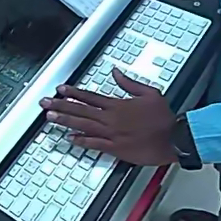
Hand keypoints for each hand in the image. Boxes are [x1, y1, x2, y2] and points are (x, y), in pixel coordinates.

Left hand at [39, 68, 177, 165]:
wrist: (176, 138)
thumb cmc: (164, 118)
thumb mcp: (149, 93)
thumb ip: (129, 83)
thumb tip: (116, 72)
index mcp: (117, 105)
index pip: (90, 96)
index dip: (73, 92)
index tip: (60, 89)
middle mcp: (111, 118)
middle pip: (81, 110)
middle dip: (60, 105)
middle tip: (45, 103)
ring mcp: (112, 133)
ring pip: (83, 125)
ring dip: (65, 120)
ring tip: (50, 117)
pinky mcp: (116, 148)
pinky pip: (95, 144)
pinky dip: (81, 141)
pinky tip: (69, 139)